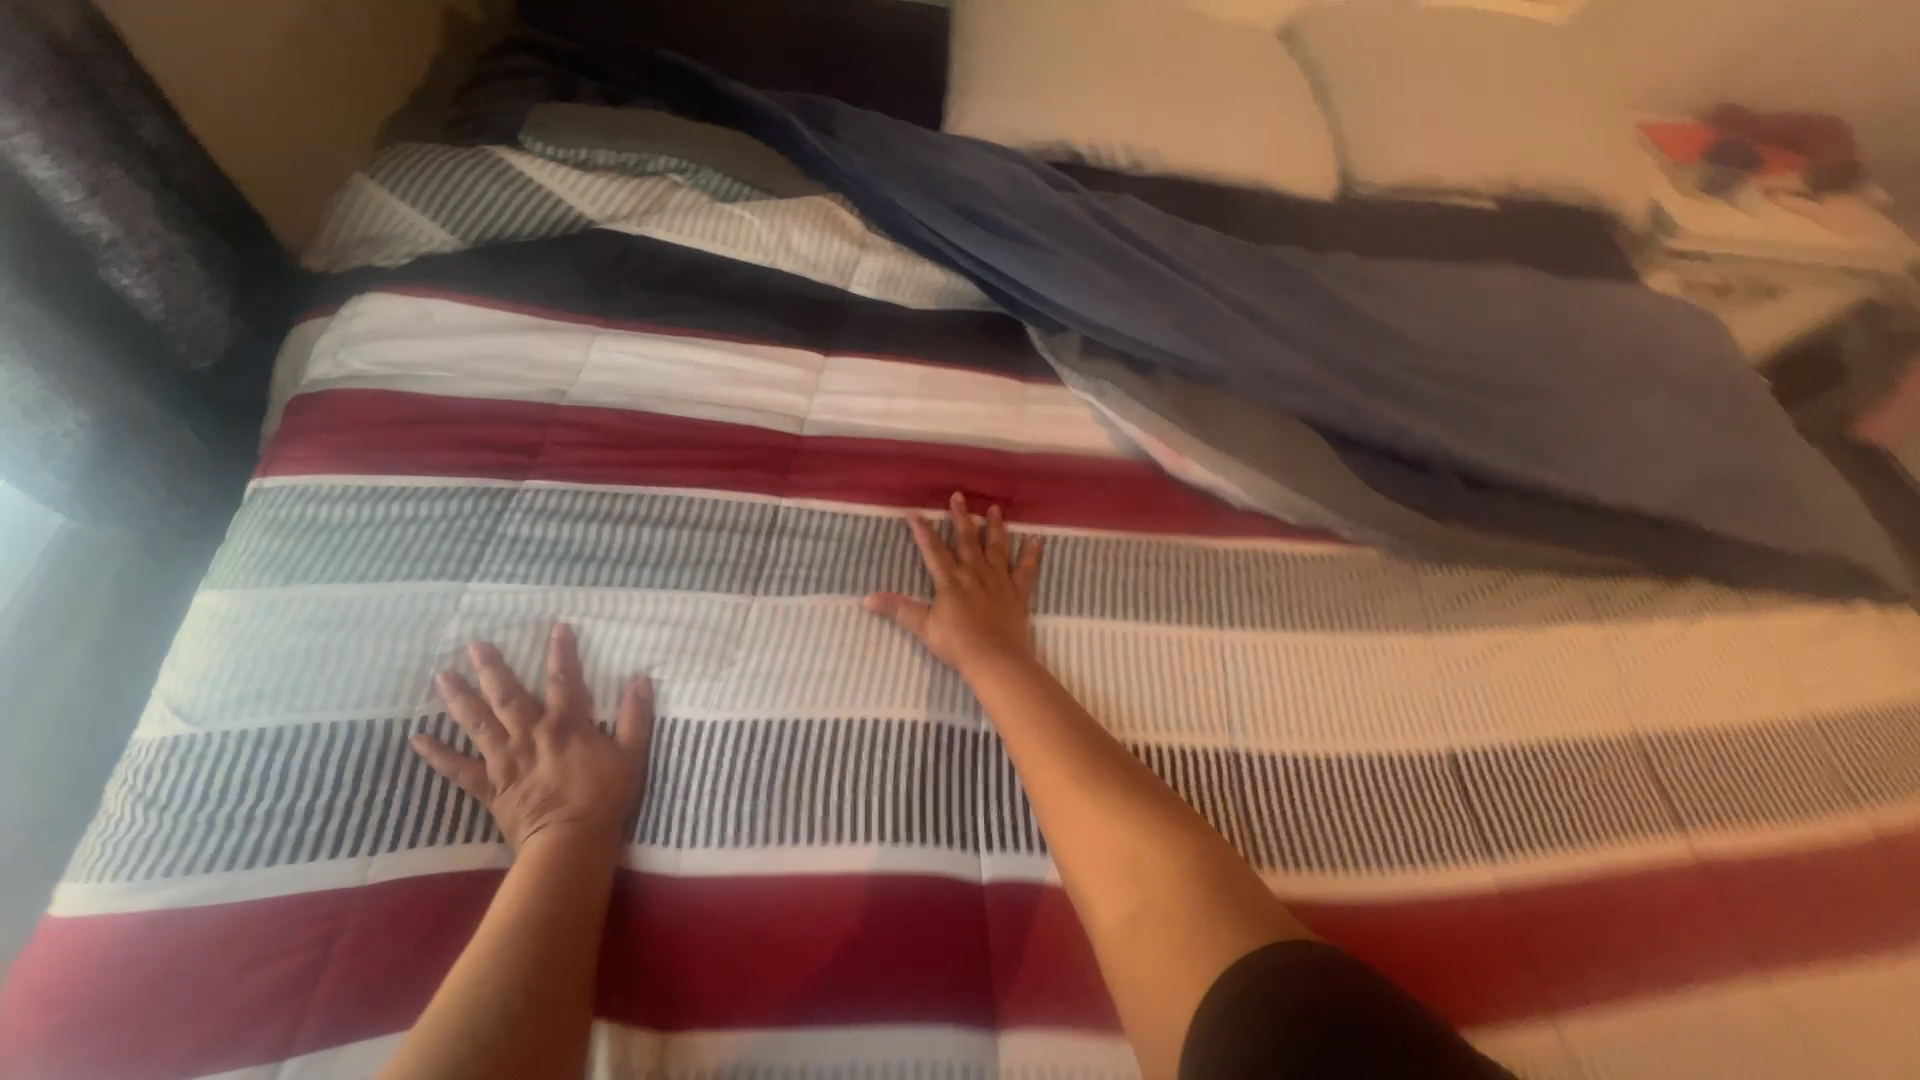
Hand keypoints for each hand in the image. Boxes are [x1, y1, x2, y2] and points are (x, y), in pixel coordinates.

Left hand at [411, 623, 652, 854]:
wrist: (570, 841)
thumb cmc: (605, 797)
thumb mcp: (632, 754)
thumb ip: (636, 716)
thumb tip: (641, 679)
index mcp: (566, 725)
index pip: (564, 680)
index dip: (561, 652)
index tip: (556, 627)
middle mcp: (530, 734)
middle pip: (507, 695)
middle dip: (492, 667)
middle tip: (474, 644)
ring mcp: (505, 760)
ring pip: (477, 722)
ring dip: (459, 698)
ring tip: (442, 676)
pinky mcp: (489, 786)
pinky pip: (458, 769)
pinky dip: (438, 755)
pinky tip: (418, 739)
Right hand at [864, 492, 1044, 677]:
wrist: (995, 658)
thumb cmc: (957, 644)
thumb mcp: (923, 627)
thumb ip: (898, 610)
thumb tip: (866, 599)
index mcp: (951, 580)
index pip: (933, 550)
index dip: (923, 530)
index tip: (915, 512)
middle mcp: (975, 573)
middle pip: (966, 539)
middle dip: (960, 516)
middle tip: (958, 496)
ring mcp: (999, 580)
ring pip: (996, 547)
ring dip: (994, 526)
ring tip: (994, 508)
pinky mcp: (1017, 592)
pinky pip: (1026, 569)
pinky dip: (1032, 555)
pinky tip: (1037, 540)